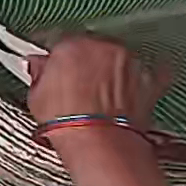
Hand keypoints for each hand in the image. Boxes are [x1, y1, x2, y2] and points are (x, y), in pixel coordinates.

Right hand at [27, 36, 164, 128]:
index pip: (60, 42)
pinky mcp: (149, 80)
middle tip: (73, 85)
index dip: (54, 57)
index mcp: (72, 46)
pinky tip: (124, 96)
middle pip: (92, 48)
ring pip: (116, 59)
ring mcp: (129, 62)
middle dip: (83, 63)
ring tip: (96, 97)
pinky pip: (144, 75)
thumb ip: (39, 74)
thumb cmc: (68, 121)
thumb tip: (39, 68)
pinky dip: (135, 83)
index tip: (51, 66)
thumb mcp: (36, 96)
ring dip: (108, 71)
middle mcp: (103, 48)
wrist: (98, 143)